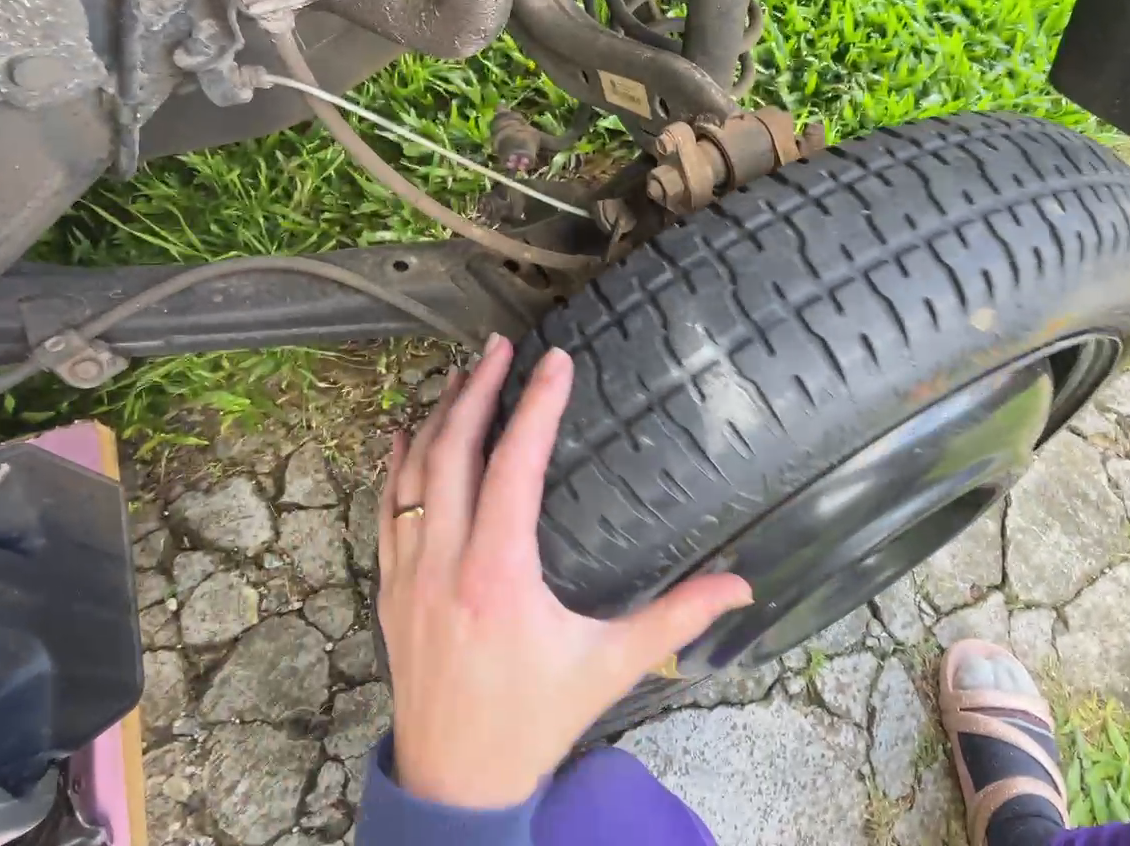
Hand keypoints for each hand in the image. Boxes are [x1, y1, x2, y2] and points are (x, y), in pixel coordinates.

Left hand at [378, 333, 753, 808]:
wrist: (453, 784)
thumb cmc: (535, 719)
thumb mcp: (612, 666)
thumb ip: (679, 617)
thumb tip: (743, 584)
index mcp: (500, 572)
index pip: (516, 465)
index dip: (538, 406)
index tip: (556, 361)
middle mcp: (446, 562)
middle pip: (452, 452)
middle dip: (477, 390)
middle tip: (499, 346)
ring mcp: (409, 574)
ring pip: (411, 474)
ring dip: (436, 418)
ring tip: (461, 375)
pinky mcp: (391, 590)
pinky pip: (386, 511)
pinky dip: (396, 465)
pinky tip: (404, 436)